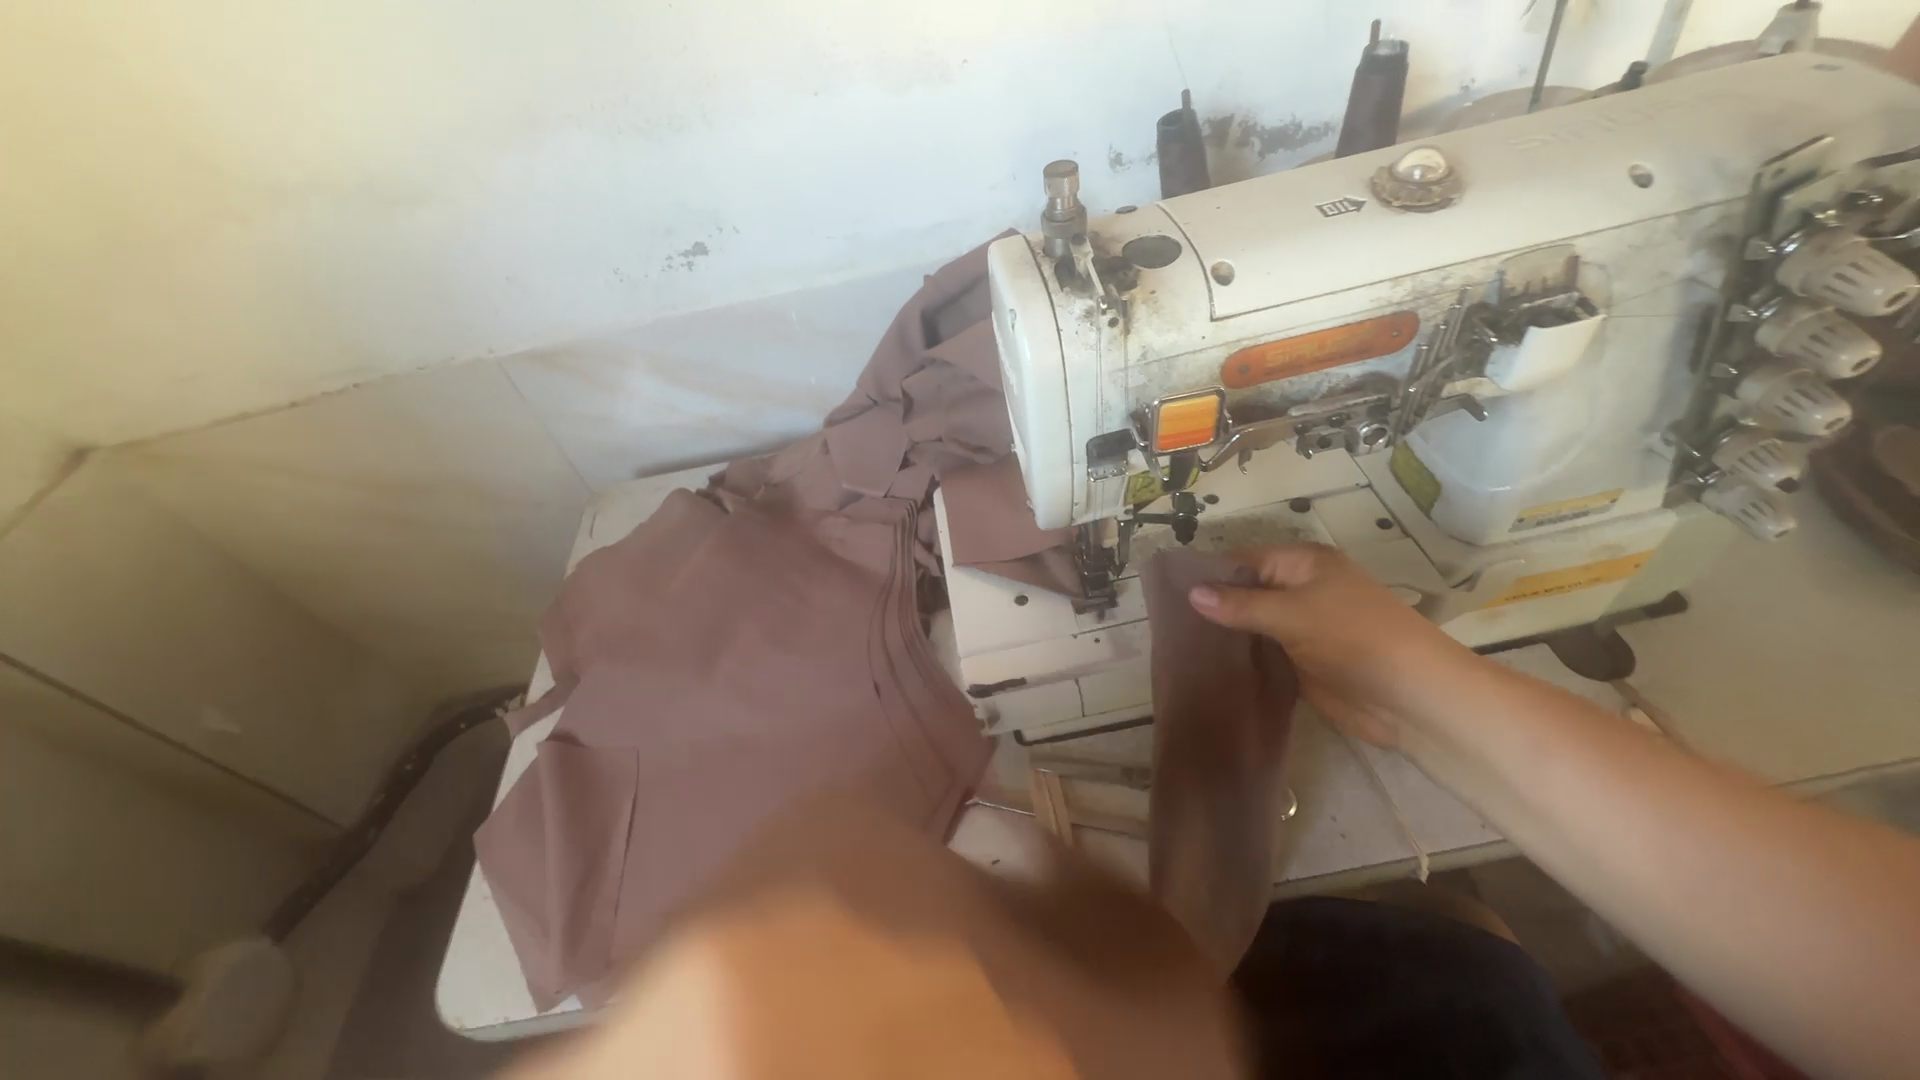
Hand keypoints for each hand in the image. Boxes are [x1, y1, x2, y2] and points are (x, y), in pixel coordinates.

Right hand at [1187, 544, 1478, 747]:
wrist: (1411, 698)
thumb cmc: (1355, 639)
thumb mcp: (1293, 614)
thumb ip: (1240, 605)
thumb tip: (1191, 593)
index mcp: (1303, 564)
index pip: (1244, 560)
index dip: (1209, 574)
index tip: (1166, 592)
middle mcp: (1300, 591)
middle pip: (1245, 592)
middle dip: (1211, 606)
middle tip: (1164, 622)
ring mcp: (1301, 629)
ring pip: (1251, 626)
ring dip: (1223, 635)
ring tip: (1174, 645)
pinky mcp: (1301, 663)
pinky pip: (1261, 654)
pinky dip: (1239, 659)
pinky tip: (1204, 667)